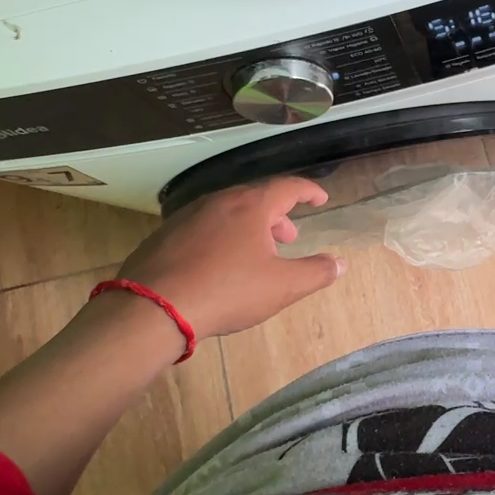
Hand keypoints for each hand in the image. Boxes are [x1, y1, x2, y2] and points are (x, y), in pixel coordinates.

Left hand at [118, 177, 345, 339]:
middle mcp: (219, 201)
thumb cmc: (227, 290)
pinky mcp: (165, 235)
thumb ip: (316, 272)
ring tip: (255, 253)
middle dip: (277, 215)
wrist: (154, 306)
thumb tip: (340, 262)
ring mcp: (187, 216)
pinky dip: (221, 237)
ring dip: (248, 227)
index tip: (320, 198)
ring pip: (227, 212)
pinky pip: (203, 227)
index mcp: (251, 206)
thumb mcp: (282, 286)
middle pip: (255, 198)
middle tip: (288, 238)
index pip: (287, 187)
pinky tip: (218, 264)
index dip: (308, 191)